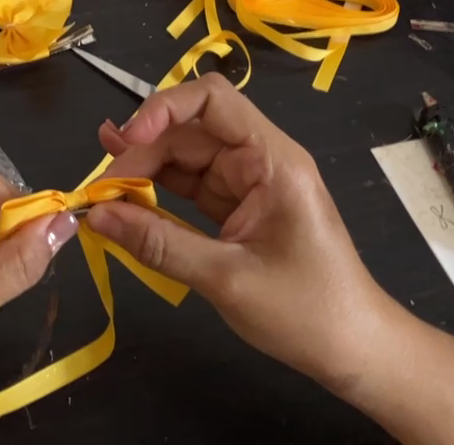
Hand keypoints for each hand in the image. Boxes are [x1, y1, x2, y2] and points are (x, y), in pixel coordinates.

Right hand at [85, 75, 399, 387]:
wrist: (358, 353)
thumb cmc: (307, 313)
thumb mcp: (226, 280)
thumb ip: (158, 243)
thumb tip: (95, 217)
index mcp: (271, 159)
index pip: (212, 99)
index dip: (163, 108)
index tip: (127, 140)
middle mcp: (257, 158)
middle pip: (187, 131)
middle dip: (141, 152)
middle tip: (101, 191)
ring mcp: (246, 181)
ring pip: (181, 156)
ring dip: (142, 169)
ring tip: (100, 187)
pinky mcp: (236, 205)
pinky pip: (187, 184)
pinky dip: (155, 190)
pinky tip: (124, 194)